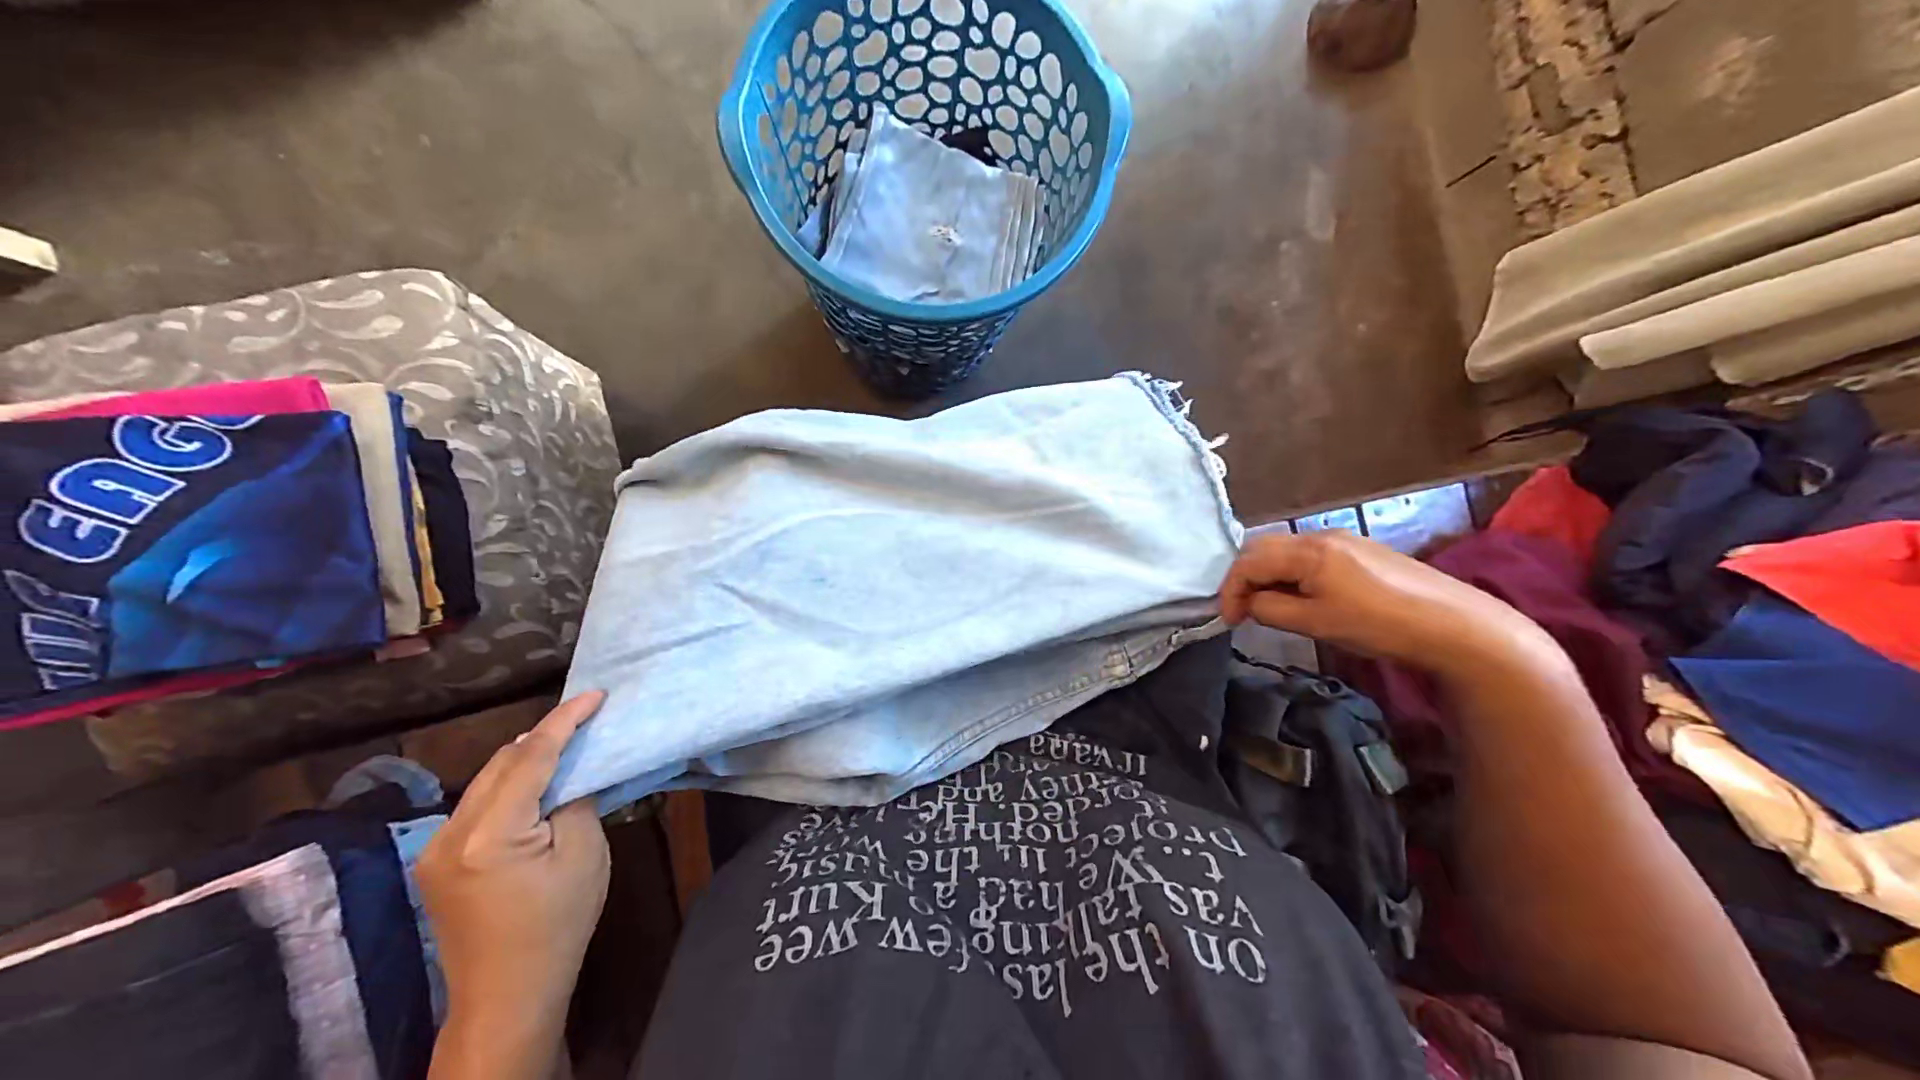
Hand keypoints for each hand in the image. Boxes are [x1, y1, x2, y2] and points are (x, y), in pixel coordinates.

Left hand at [420, 692, 609, 1038]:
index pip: (531, 757)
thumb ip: (575, 801)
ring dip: (524, 760)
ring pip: (484, 780)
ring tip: (564, 744)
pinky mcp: (436, 862)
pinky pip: (475, 804)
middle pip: (501, 763)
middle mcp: (450, 833)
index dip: (565, 720)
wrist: (508, 992)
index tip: (595, 695)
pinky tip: (533, 784)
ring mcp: (435, 849)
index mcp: (490, 833)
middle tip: (585, 719)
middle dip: (543, 736)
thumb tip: (571, 772)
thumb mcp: (584, 855)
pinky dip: (507, 785)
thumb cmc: (558, 923)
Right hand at [1219, 530, 1560, 681]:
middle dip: (1244, 578)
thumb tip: (1251, 603)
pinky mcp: (1360, 551)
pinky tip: (1302, 596)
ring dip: (1268, 575)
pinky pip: (1309, 555)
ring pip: (1286, 550)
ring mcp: (1344, 540)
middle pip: (1263, 548)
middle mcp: (1321, 535)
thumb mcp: (1315, 623)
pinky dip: (1291, 573)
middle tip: (1243, 611)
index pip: (1248, 562)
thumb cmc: (1379, 624)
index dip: (1230, 590)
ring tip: (1270, 607)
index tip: (1229, 621)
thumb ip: (1271, 610)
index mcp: (1308, 550)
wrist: (1454, 625)